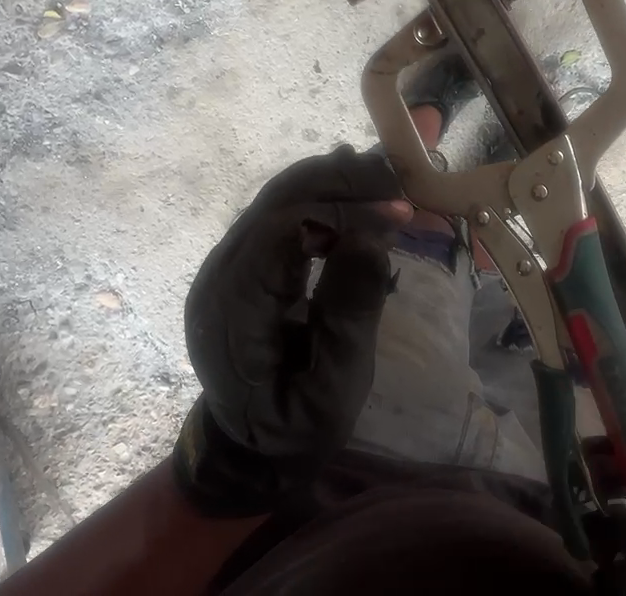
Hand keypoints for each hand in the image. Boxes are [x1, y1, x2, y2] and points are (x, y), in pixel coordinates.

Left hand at [175, 146, 411, 515]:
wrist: (250, 448)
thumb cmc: (295, 427)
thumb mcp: (333, 391)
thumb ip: (349, 315)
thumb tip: (371, 236)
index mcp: (234, 307)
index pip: (284, 229)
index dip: (344, 210)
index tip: (400, 212)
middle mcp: (222, 272)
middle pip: (279, 199)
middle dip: (343, 181)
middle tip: (403, 179)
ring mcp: (230, 263)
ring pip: (281, 196)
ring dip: (337, 181)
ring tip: (390, 178)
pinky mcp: (247, 261)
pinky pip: (283, 212)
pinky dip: (325, 195)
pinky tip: (360, 189)